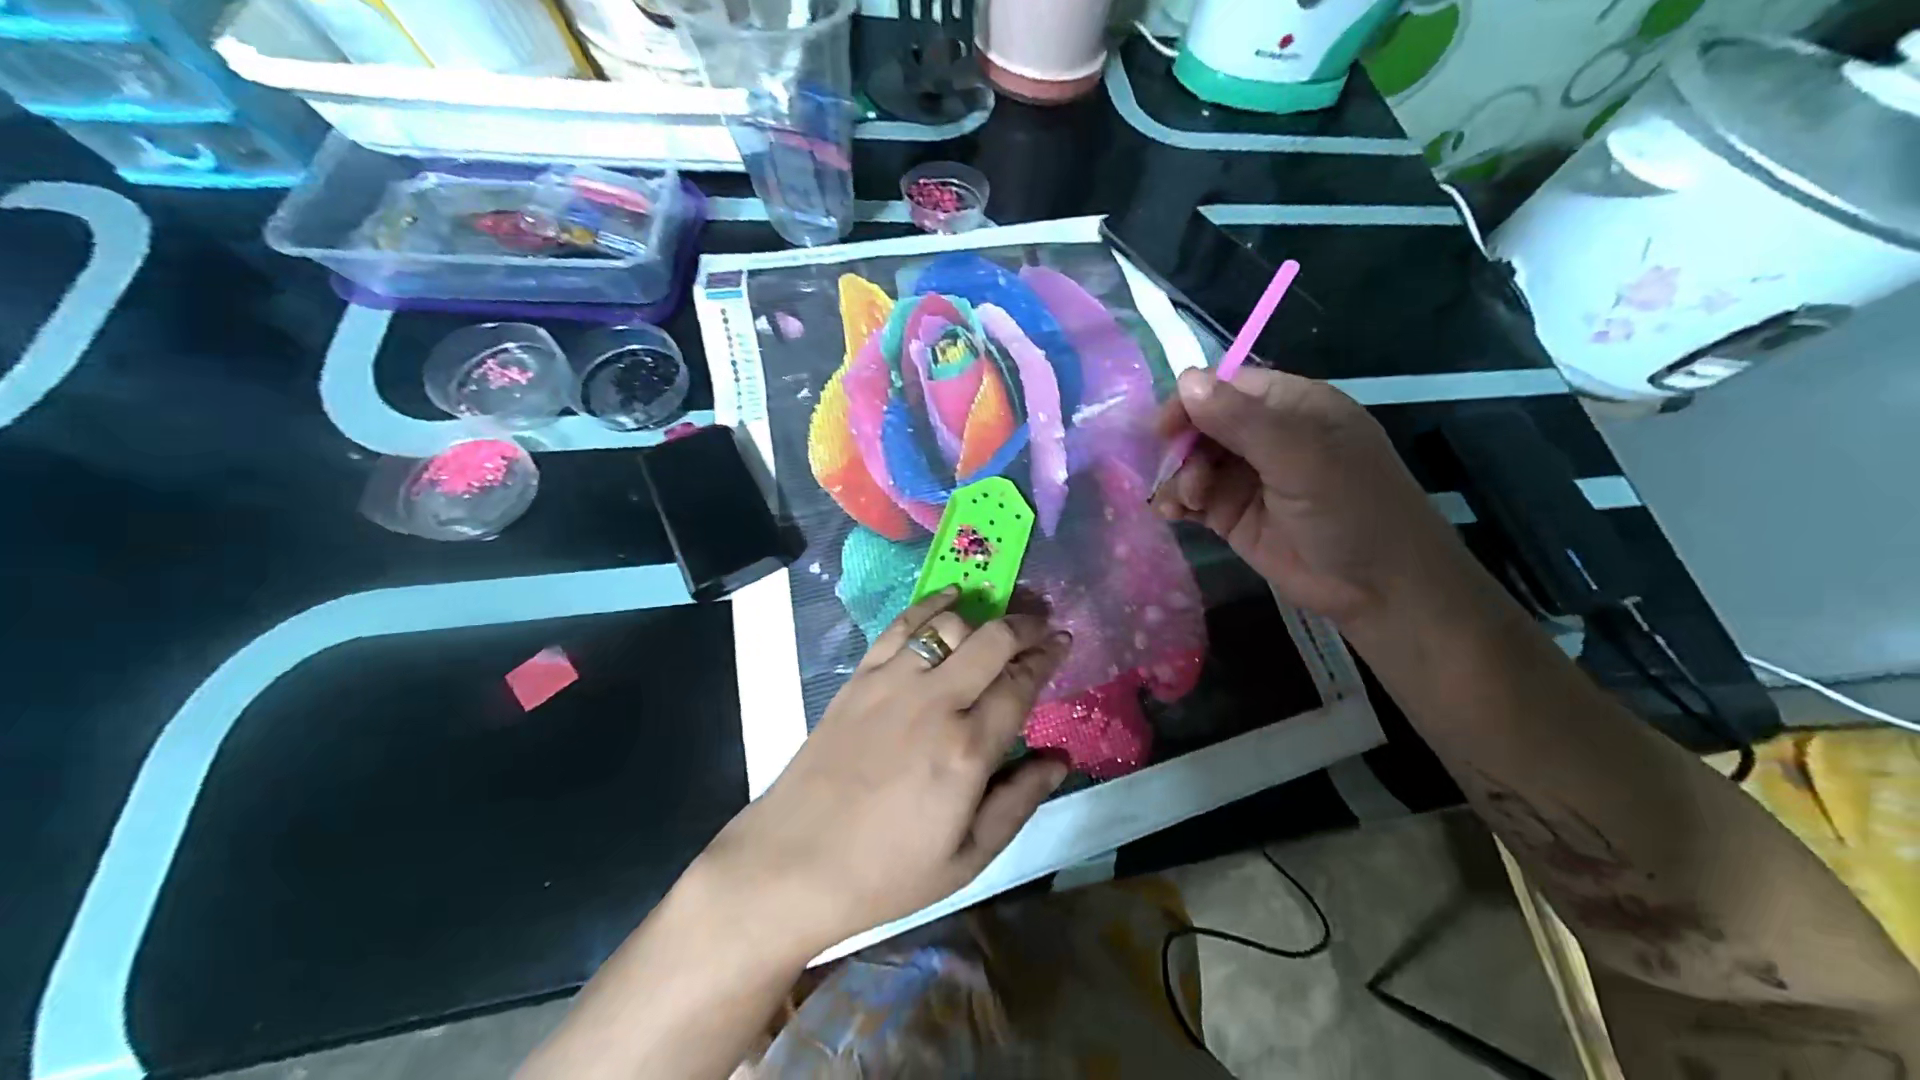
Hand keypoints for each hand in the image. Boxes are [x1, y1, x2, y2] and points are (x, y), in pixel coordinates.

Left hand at [695, 588, 1071, 959]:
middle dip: (1026, 625)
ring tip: (1003, 612)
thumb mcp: (968, 856)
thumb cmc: (887, 872)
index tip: (1064, 642)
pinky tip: (950, 598)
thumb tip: (1061, 759)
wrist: (793, 863)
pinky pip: (901, 625)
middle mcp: (934, 703)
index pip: (1020, 684)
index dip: (1047, 658)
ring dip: (985, 613)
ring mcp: (892, 683)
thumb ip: (1020, 800)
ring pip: (950, 624)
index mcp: (968, 749)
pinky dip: (931, 604)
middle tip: (1044, 623)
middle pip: (992, 641)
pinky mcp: (860, 678)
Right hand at [1150, 366, 1478, 633]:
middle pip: (1202, 423)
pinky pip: (1192, 497)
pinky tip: (1172, 515)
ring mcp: (1247, 475)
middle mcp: (1266, 435)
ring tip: (1184, 504)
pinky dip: (1176, 502)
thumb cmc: (1352, 511)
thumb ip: (1243, 420)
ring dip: (1178, 478)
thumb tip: (1186, 381)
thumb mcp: (1302, 458)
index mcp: (1291, 405)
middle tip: (1184, 479)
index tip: (1164, 430)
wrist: (1378, 589)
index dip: (1190, 402)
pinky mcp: (1232, 513)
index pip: (1226, 386)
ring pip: (1192, 461)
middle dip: (1183, 448)